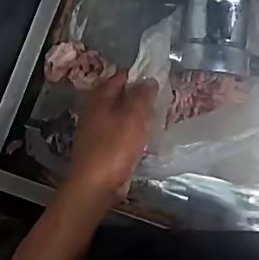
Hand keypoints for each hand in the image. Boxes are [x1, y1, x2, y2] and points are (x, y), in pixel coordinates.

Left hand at [65, 72, 156, 202]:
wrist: (96, 184)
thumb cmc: (115, 146)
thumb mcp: (134, 116)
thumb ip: (142, 96)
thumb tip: (149, 80)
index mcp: (100, 98)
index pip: (120, 76)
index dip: (139, 75)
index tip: (159, 78)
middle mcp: (96, 111)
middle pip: (121, 96)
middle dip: (141, 96)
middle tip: (162, 98)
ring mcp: (98, 130)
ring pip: (122, 116)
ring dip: (139, 116)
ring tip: (159, 117)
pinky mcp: (104, 148)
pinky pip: (122, 133)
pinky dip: (135, 132)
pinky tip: (148, 138)